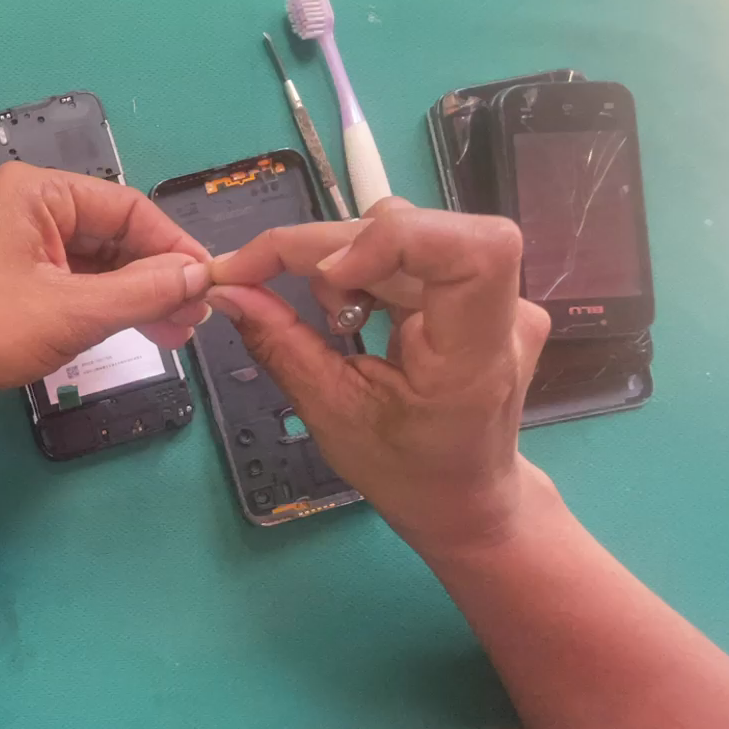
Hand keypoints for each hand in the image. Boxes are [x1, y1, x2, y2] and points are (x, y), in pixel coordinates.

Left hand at [0, 162, 211, 421]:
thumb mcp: (74, 311)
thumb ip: (144, 291)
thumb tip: (198, 277)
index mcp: (37, 192)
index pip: (128, 207)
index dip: (174, 247)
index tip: (210, 283)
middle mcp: (26, 212)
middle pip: (112, 236)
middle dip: (155, 278)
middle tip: (195, 318)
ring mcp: (16, 251)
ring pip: (93, 267)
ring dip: (133, 299)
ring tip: (175, 334)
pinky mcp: (10, 287)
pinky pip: (69, 288)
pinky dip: (102, 309)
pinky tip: (135, 331)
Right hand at [206, 200, 553, 555]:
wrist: (462, 494)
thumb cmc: (400, 468)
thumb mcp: (327, 411)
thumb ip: (279, 343)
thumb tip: (226, 290)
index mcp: (473, 356)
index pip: (471, 250)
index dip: (390, 240)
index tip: (319, 275)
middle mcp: (502, 312)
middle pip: (413, 234)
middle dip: (321, 250)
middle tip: (250, 278)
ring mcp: (497, 298)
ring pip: (405, 234)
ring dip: (339, 262)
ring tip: (321, 317)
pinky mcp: (478, 294)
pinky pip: (410, 254)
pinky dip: (358, 272)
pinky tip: (346, 314)